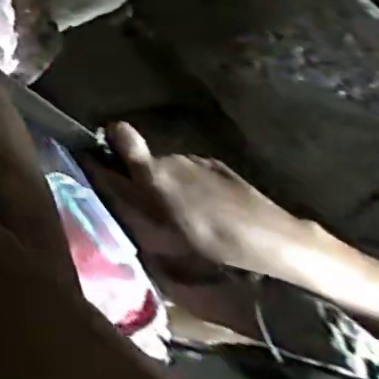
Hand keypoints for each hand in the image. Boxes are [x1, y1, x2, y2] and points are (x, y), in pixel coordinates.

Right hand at [95, 122, 320, 282]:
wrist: (277, 241)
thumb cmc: (218, 242)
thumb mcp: (170, 242)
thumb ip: (139, 220)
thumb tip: (116, 211)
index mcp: (154, 174)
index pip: (122, 135)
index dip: (109, 137)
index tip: (101, 151)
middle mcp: (172, 158)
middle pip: (147, 161)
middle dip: (145, 179)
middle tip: (154, 209)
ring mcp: (198, 161)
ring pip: (173, 169)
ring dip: (173, 185)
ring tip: (188, 216)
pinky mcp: (220, 167)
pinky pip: (196, 173)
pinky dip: (196, 188)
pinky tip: (213, 214)